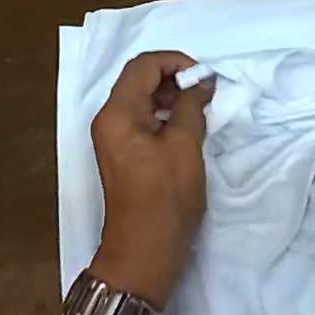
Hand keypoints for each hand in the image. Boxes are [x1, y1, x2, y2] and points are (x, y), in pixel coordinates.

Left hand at [90, 51, 213, 304]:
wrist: (144, 253)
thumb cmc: (165, 197)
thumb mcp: (185, 144)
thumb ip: (192, 105)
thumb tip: (203, 81)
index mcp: (118, 113)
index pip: (144, 65)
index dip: (176, 62)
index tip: (204, 77)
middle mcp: (109, 119)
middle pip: (140, 77)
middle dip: (175, 76)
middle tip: (204, 92)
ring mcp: (114, 137)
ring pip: (143, 96)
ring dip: (172, 94)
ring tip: (199, 108)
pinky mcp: (125, 152)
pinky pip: (144, 117)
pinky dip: (166, 112)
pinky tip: (188, 125)